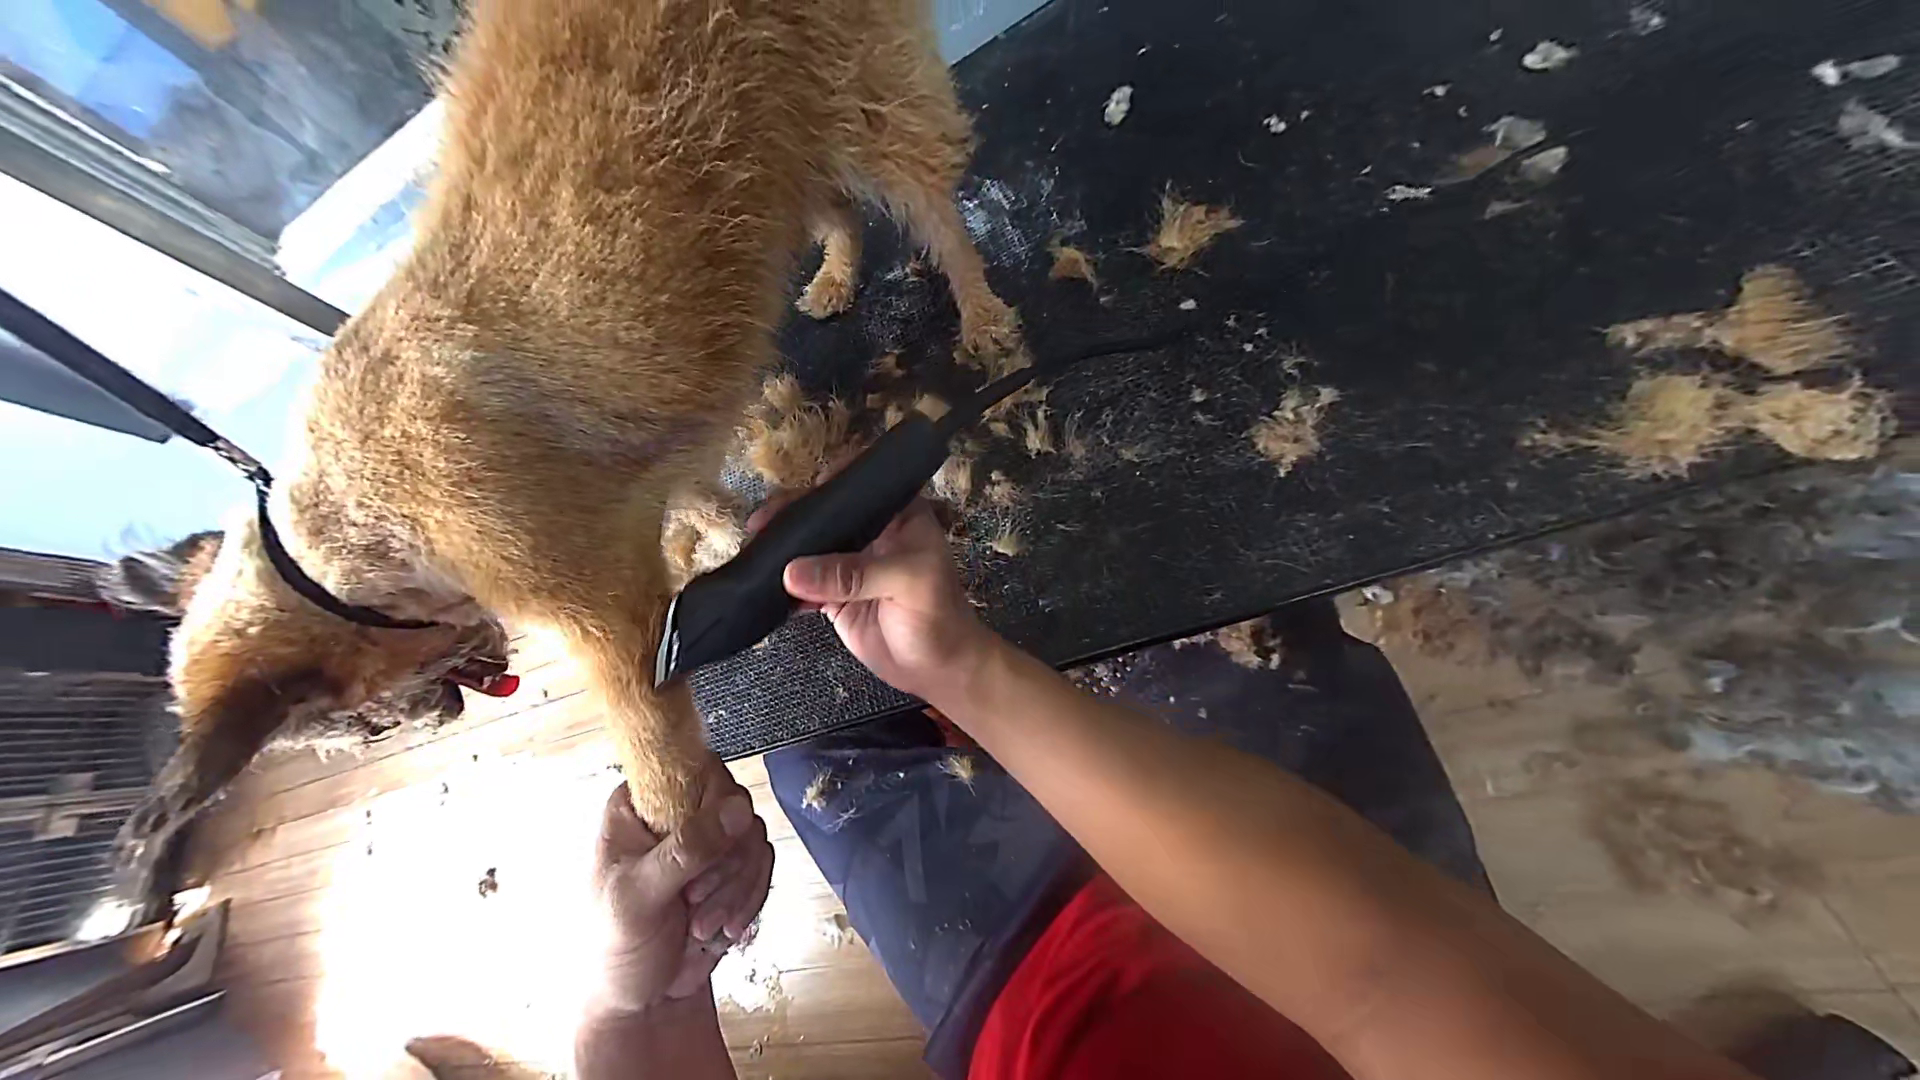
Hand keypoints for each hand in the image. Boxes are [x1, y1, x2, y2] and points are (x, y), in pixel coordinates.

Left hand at [588, 762, 771, 1015]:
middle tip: (696, 902)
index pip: (696, 769)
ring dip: (736, 888)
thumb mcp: (638, 899)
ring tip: (704, 927)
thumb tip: (738, 809)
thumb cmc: (617, 951)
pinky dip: (749, 898)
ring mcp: (708, 836)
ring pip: (752, 834)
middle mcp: (677, 811)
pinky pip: (764, 861)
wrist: (641, 1005)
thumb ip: (686, 851)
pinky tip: (723, 929)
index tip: (710, 849)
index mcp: (641, 804)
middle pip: (734, 804)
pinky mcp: (732, 863)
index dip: (712, 803)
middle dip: (725, 863)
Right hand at [753, 496, 995, 705]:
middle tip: (762, 524)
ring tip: (753, 550)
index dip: (834, 482)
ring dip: (783, 551)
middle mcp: (871, 533)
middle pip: (826, 515)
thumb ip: (853, 574)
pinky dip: (782, 587)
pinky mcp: (833, 596)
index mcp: (898, 516)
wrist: (937, 668)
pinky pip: (802, 586)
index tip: (806, 492)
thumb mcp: (906, 583)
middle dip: (794, 517)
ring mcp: (849, 565)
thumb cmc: (937, 615)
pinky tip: (762, 586)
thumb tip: (793, 572)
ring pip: (810, 549)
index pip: (863, 486)